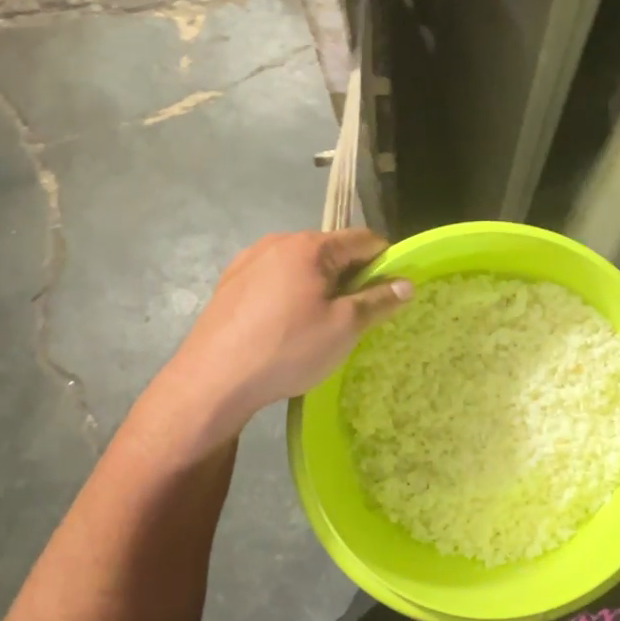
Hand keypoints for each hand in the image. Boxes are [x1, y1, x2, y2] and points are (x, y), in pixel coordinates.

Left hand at [156, 229, 411, 437]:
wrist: (212, 380)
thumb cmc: (288, 348)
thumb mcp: (345, 328)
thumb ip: (379, 301)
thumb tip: (407, 283)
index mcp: (310, 246)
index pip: (364, 240)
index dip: (386, 263)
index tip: (391, 293)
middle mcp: (277, 242)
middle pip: (331, 251)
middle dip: (350, 277)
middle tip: (356, 316)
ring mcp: (248, 261)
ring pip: (301, 267)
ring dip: (319, 287)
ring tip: (318, 325)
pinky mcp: (229, 284)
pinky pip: (275, 280)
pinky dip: (290, 295)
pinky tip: (285, 328)